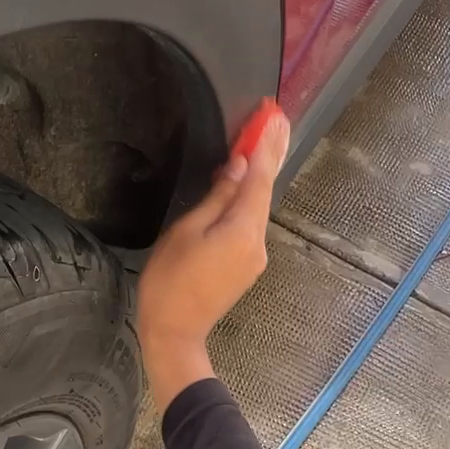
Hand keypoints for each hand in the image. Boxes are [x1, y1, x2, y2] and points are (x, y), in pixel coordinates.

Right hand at [135, 107, 290, 407]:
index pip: (259, 178)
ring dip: (260, 176)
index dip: (265, 145)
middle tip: (279, 120)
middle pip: (264, 192)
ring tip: (265, 141)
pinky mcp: (246, 268)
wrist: (175, 333)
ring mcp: (254, 259)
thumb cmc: (170, 282)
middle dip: (271, 155)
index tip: (273, 115)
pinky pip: (250, 226)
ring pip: (257, 209)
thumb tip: (237, 168)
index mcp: (243, 231)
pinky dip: (250, 201)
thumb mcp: (187, 231)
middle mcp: (258, 243)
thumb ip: (216, 198)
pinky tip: (247, 184)